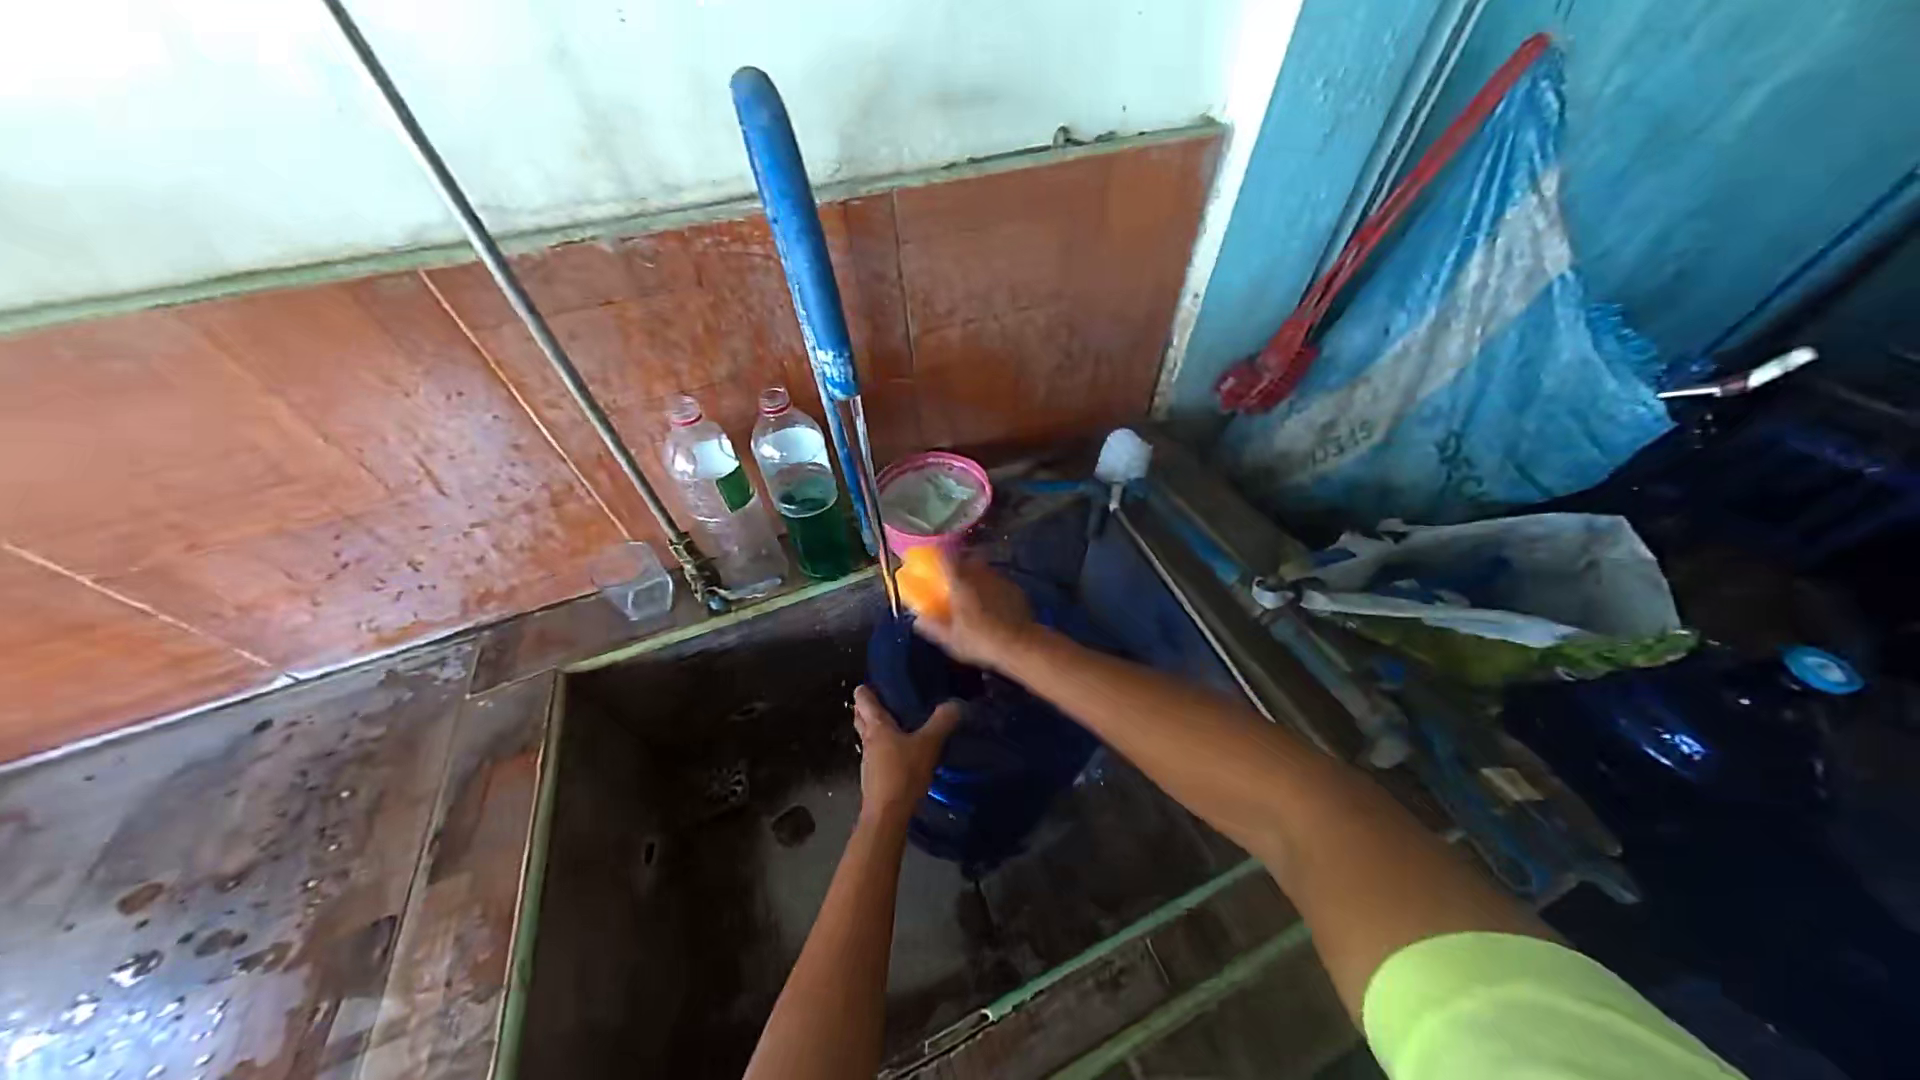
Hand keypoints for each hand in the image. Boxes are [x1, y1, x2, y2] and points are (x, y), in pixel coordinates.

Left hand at [852, 685, 961, 821]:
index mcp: (876, 726)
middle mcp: (868, 740)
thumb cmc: (903, 773)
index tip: (877, 681)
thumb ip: (942, 722)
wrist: (887, 815)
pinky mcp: (874, 777)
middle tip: (887, 699)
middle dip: (869, 707)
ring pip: (868, 736)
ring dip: (877, 729)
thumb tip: (955, 703)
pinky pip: (877, 754)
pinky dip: (885, 748)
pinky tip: (901, 752)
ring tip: (898, 723)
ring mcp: (868, 760)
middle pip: (861, 717)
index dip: (867, 689)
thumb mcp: (928, 744)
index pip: (863, 699)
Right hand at [909, 557, 1036, 671]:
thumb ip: (933, 626)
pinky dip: (993, 588)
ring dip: (978, 576)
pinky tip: (994, 604)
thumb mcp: (951, 639)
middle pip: (967, 559)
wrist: (1021, 645)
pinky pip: (999, 582)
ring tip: (974, 594)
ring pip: (984, 570)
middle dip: (960, 566)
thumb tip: (918, 620)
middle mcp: (980, 574)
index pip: (946, 557)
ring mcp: (1000, 579)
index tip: (934, 559)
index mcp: (960, 582)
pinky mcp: (1016, 588)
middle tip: (954, 580)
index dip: (939, 554)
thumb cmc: (981, 641)